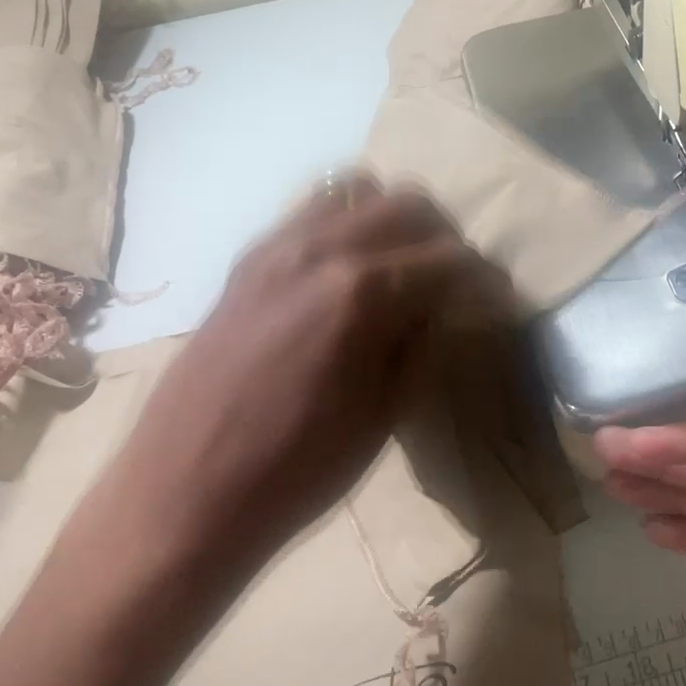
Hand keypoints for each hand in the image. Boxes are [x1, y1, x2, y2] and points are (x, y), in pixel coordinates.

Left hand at [120, 174, 505, 551]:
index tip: (501, 298)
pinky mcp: (246, 261)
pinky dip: (343, 222)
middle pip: (407, 205)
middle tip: (455, 280)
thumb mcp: (384, 413)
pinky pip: (308, 212)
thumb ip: (422, 343)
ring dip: (390, 216)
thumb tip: (446, 306)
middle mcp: (319, 250)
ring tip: (401, 262)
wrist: (184, 494)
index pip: (449, 260)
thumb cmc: (297, 470)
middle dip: (445, 237)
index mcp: (362, 292)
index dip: (485, 279)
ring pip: (353, 190)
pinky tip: (347, 271)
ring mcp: (275, 248)